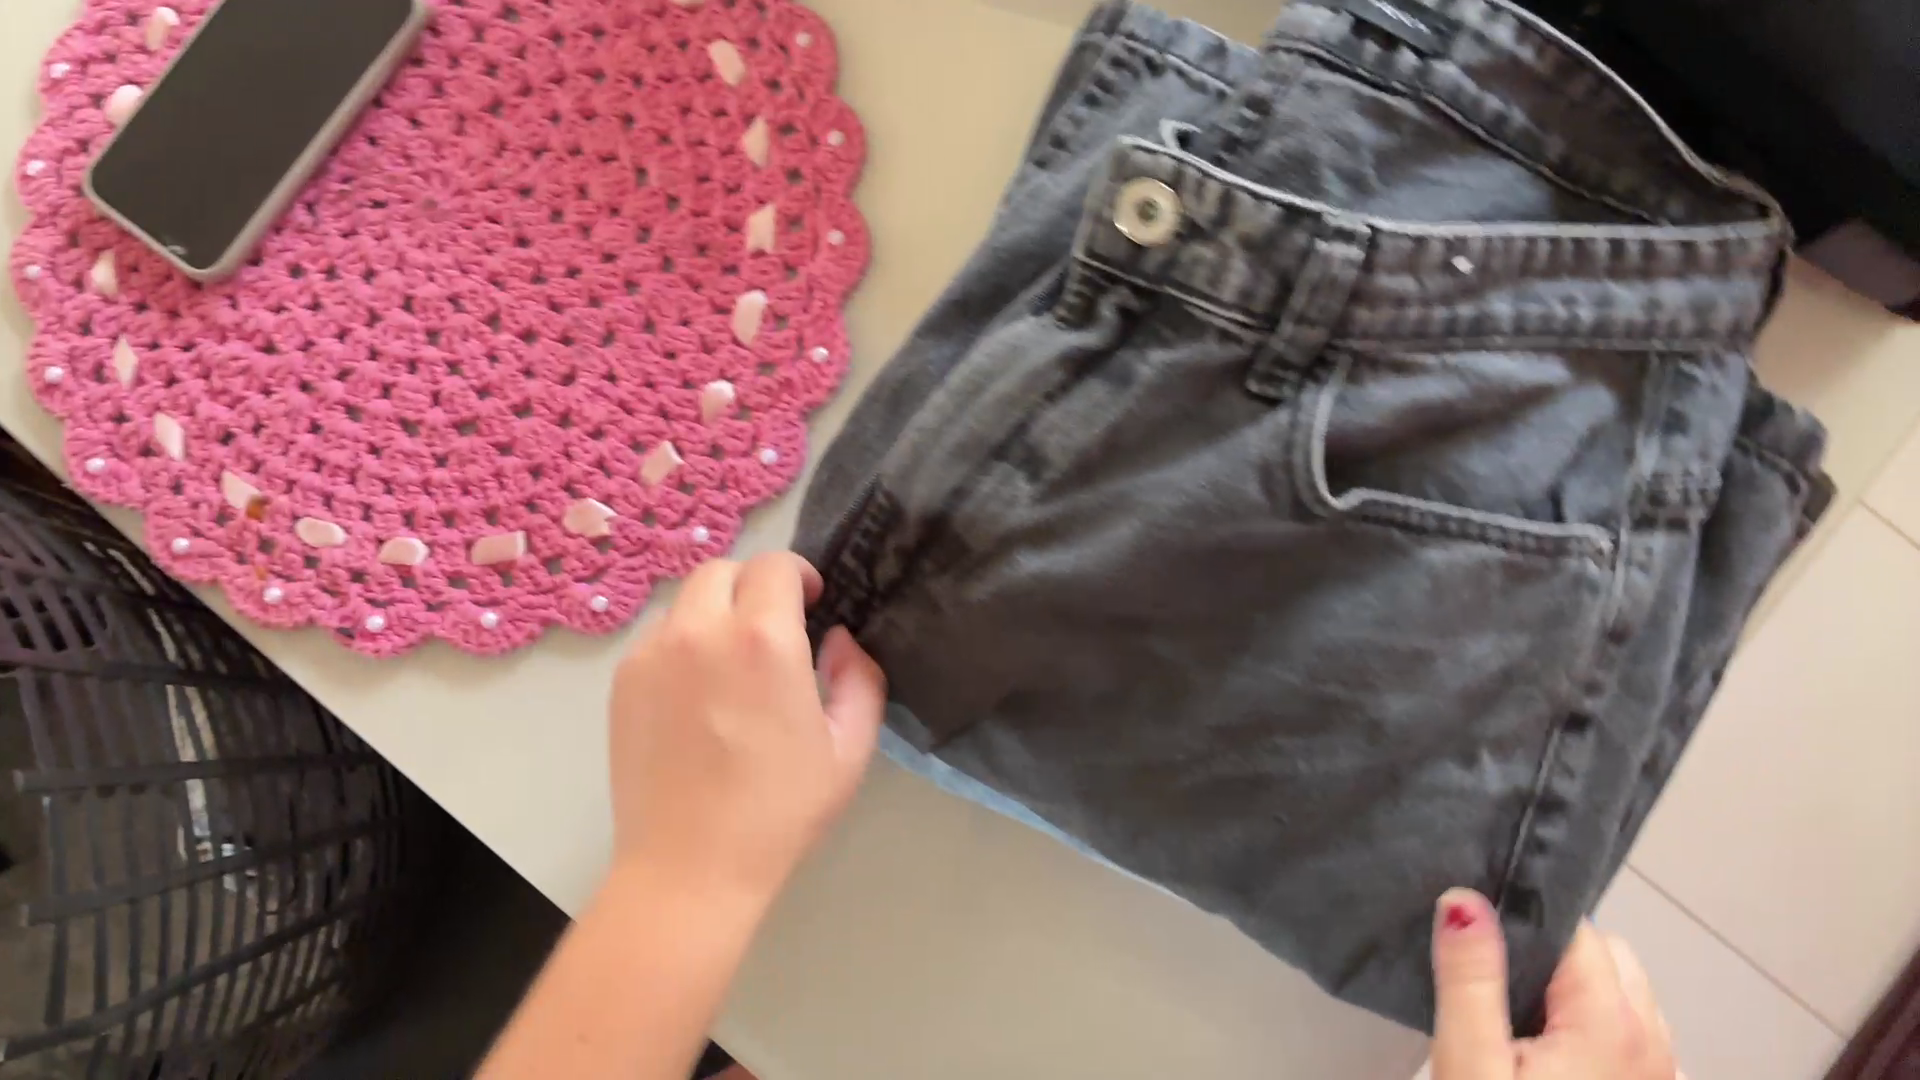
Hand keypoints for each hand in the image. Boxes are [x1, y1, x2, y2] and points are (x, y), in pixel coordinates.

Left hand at [607, 552, 887, 908]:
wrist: (690, 869)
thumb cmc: (780, 810)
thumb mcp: (849, 748)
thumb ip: (859, 678)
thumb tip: (839, 639)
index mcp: (765, 641)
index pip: (775, 565)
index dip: (800, 574)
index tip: (812, 603)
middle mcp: (702, 631)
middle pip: (724, 569)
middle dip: (755, 585)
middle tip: (774, 627)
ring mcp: (653, 654)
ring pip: (687, 600)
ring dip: (717, 611)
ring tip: (732, 661)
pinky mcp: (623, 681)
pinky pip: (659, 635)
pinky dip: (684, 641)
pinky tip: (697, 691)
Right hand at [1430, 889, 1682, 1079]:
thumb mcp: (1471, 1055)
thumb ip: (1470, 976)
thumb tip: (1463, 896)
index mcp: (1611, 1021)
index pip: (1576, 928)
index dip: (1523, 916)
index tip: (1479, 926)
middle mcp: (1654, 1041)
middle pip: (1610, 954)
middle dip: (1555, 950)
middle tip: (1496, 977)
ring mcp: (1661, 1075)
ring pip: (1627, 992)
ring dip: (1580, 985)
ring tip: (1520, 1008)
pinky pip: (1638, 1034)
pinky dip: (1601, 1021)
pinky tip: (1557, 1045)